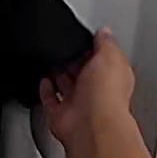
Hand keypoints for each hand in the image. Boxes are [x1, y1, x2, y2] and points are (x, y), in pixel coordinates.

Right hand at [41, 27, 135, 145]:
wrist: (90, 125)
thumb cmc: (105, 95)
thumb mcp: (110, 56)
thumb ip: (105, 42)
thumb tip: (103, 32)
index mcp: (113, 77)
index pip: (104, 58)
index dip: (94, 48)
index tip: (85, 38)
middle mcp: (97, 92)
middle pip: (84, 73)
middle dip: (74, 61)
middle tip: (64, 48)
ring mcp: (78, 105)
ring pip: (66, 86)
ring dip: (58, 74)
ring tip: (50, 60)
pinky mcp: (60, 115)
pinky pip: (50, 101)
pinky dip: (45, 90)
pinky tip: (43, 80)